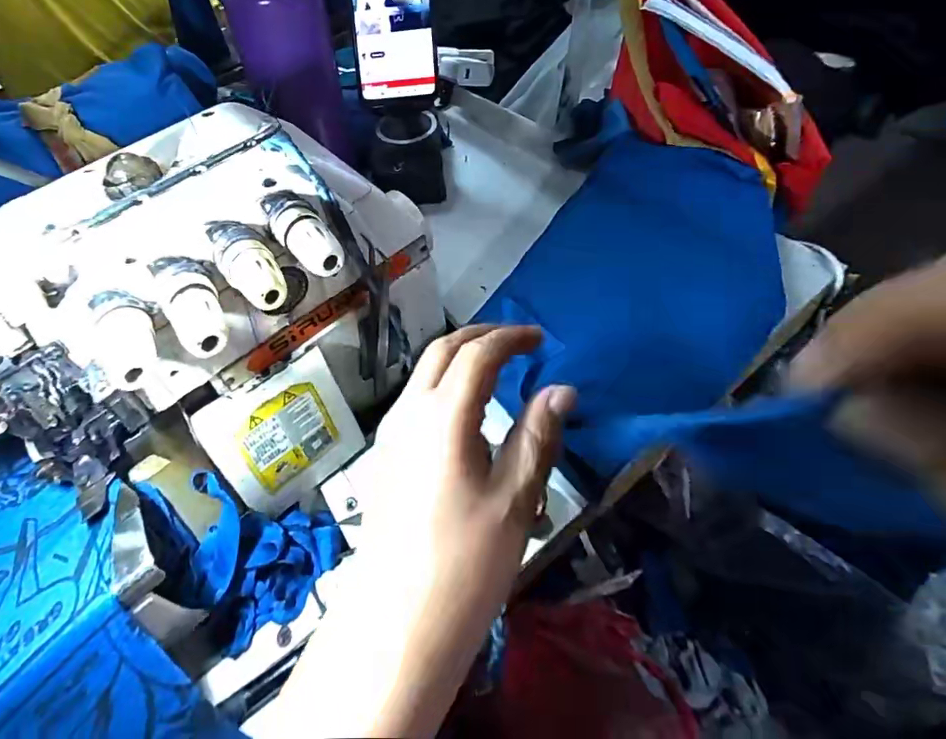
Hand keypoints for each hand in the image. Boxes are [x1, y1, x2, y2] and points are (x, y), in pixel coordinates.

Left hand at [279, 326, 573, 737]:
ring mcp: (391, 429)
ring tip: (497, 371)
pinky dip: (444, 386)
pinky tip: (468, 415)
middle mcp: (408, 411)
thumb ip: (536, 437)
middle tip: (517, 342)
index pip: (476, 354)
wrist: (401, 607)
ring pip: (424, 374)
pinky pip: (416, 400)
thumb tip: (560, 390)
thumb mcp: (514, 498)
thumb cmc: (466, 558)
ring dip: (459, 359)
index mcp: (441, 415)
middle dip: (479, 337)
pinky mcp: (385, 450)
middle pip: (441, 351)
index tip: (539, 338)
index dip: (509, 338)